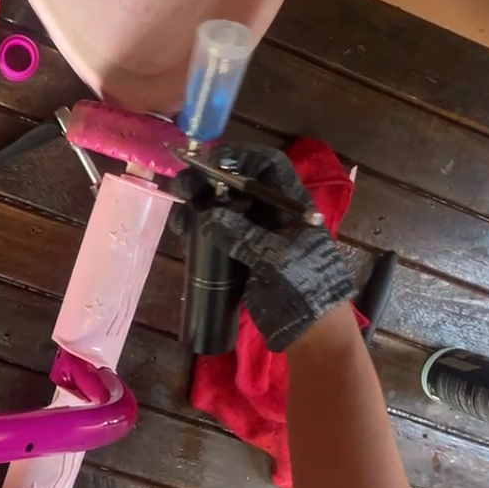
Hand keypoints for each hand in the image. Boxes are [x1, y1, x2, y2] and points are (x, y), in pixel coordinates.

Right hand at [192, 145, 356, 351]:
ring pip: (223, 209)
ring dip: (199, 203)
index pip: (267, 166)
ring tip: (178, 204)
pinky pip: (216, 235)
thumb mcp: (276, 257)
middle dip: (211, 180)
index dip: (241, 156)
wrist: (309, 331)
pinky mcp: (240, 257)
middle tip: (184, 183)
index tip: (211, 158)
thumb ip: (242, 234)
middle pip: (239, 185)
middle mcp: (272, 214)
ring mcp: (255, 236)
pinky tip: (183, 229)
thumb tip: (205, 214)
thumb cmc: (306, 287)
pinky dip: (198, 229)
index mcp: (291, 205)